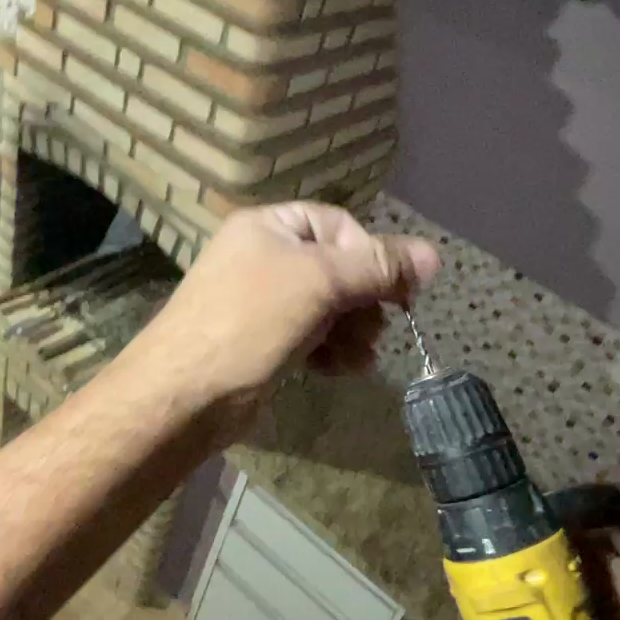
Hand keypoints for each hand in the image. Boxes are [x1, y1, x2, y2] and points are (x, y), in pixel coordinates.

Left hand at [117, 202, 440, 435]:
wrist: (186, 393)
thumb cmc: (251, 322)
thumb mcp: (320, 283)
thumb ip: (377, 268)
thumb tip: (434, 255)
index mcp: (268, 227)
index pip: (338, 225)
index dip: (370, 255)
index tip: (396, 291)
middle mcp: (262, 257)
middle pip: (335, 268)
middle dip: (363, 299)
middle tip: (381, 327)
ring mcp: (260, 302)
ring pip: (326, 306)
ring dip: (352, 329)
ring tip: (363, 356)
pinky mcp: (261, 342)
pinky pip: (310, 335)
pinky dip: (331, 349)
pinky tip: (343, 369)